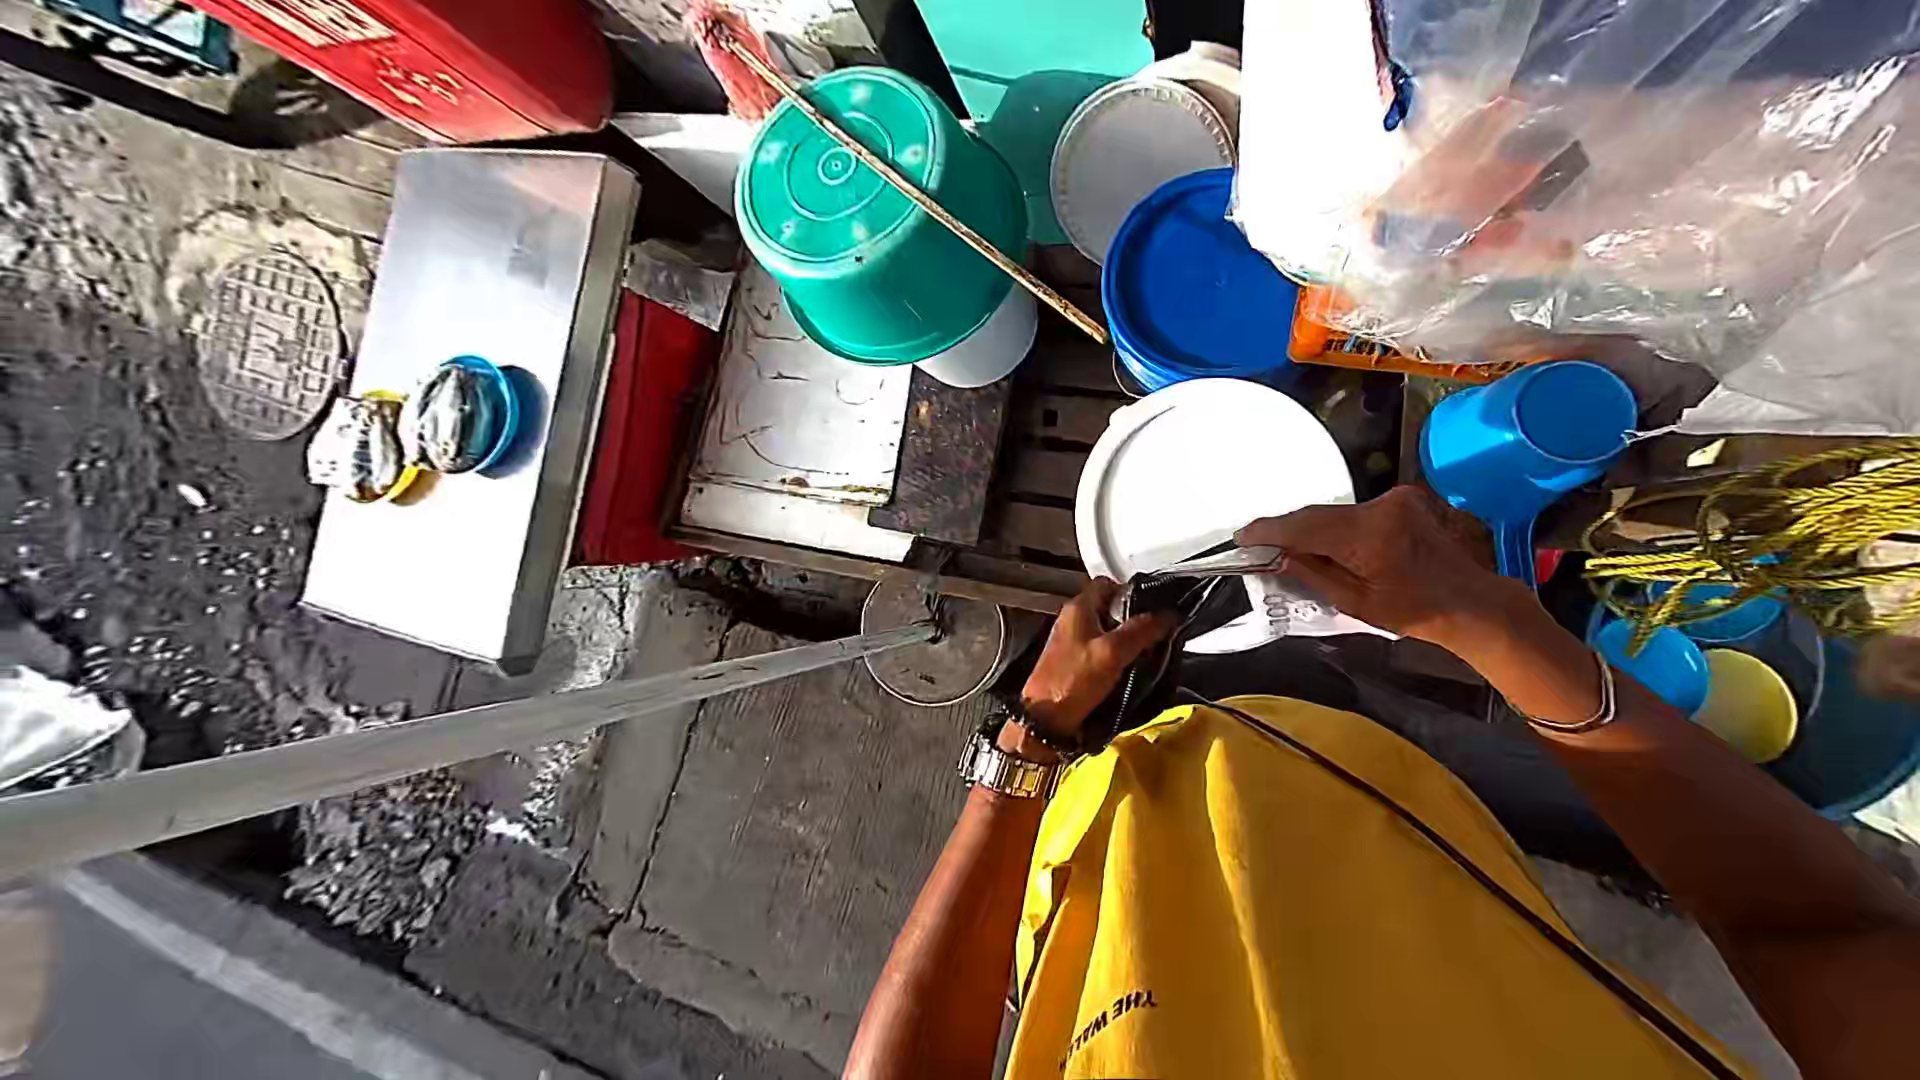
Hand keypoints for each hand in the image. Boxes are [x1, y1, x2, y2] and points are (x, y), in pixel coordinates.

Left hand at [1017, 578, 1173, 748]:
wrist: (1045, 720)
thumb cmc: (1073, 681)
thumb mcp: (1112, 652)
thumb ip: (1141, 630)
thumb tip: (1168, 615)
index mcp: (1078, 607)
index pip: (1109, 584)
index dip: (1133, 592)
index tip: (1155, 607)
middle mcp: (1073, 619)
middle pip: (1111, 607)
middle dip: (1134, 618)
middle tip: (1156, 632)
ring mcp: (1073, 640)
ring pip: (1108, 629)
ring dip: (1128, 638)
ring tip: (1148, 650)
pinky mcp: (1075, 661)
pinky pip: (1102, 648)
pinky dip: (1118, 654)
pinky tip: (1130, 666)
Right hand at [1235, 485, 1518, 645]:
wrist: (1473, 602)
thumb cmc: (1417, 612)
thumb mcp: (1354, 602)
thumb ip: (1311, 573)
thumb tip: (1278, 556)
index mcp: (1370, 536)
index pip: (1304, 526)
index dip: (1268, 531)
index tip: (1242, 537)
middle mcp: (1382, 509)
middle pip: (1316, 516)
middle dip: (1286, 530)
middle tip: (1258, 545)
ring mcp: (1395, 500)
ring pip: (1332, 513)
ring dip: (1309, 528)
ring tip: (1287, 547)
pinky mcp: (1401, 500)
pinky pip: (1351, 512)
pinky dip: (1332, 526)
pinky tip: (1322, 542)